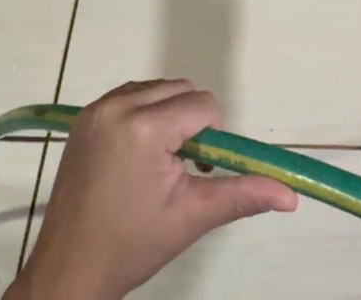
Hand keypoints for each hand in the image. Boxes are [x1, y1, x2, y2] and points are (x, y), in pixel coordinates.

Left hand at [8, 80, 297, 299]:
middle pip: (180, 90)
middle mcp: (118, 106)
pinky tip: (138, 155)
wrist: (69, 271)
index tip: (198, 171)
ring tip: (159, 164)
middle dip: (191, 123)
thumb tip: (291, 195)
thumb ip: (243, 195)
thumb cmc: (132, 244)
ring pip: (156, 89)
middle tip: (182, 170)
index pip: (202, 105)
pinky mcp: (83, 118)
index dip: (211, 137)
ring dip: (168, 115)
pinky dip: (143, 114)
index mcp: (145, 127)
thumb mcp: (192, 217)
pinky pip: (129, 96)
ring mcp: (96, 109)